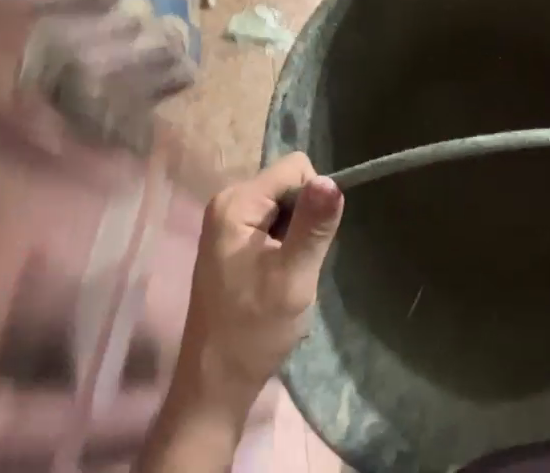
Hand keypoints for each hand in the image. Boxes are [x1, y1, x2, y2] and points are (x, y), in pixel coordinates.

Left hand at [171, 154, 343, 420]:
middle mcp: (227, 202)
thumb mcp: (293, 277)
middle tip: (297, 264)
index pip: (296, 168)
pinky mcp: (231, 241)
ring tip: (287, 273)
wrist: (216, 381)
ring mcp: (227, 222)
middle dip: (305, 219)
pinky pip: (273, 224)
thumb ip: (313, 226)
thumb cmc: (254, 329)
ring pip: (285, 205)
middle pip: (289, 184)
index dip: (314, 200)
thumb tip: (333, 179)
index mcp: (237, 203)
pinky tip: (278, 277)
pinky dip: (285, 245)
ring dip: (296, 235)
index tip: (309, 243)